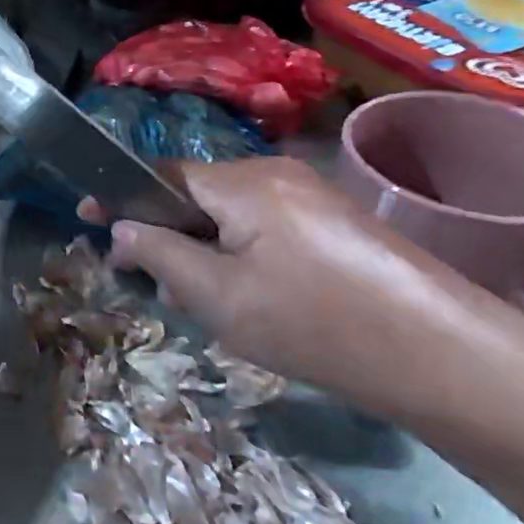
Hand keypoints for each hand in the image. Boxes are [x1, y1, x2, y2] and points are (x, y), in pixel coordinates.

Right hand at [98, 157, 523, 420]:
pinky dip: (244, 255)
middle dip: (170, 237)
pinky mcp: (334, 219)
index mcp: (242, 182)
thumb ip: (161, 255)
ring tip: (209, 306)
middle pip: (199, 196)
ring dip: (207, 251)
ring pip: (233, 214)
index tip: (87, 216)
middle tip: (162, 291)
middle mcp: (275, 172)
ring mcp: (310, 193)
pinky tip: (254, 300)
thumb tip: (121, 227)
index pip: (163, 174)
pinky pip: (267, 226)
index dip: (122, 195)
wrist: (436, 351)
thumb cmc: (313, 322)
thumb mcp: (219, 297)